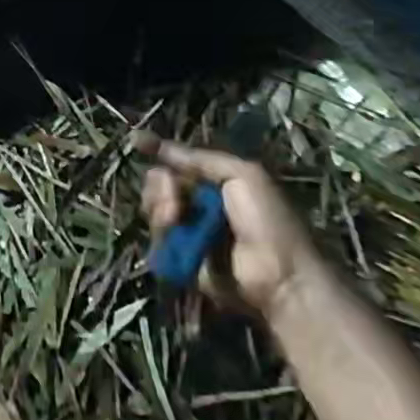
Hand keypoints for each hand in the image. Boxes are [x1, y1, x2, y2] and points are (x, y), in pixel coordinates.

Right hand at [135, 130, 322, 314]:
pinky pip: (159, 242)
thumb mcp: (242, 174)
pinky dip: (161, 234)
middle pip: (160, 186)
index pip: (177, 163)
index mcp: (215, 183)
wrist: (281, 276)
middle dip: (160, 186)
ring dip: (161, 207)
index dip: (158, 152)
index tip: (137, 142)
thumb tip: (160, 144)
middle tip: (172, 192)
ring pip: (156, 211)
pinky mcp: (183, 262)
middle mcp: (199, 206)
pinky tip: (173, 230)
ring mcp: (190, 235)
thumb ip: (199, 158)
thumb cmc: (268, 220)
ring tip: (174, 214)